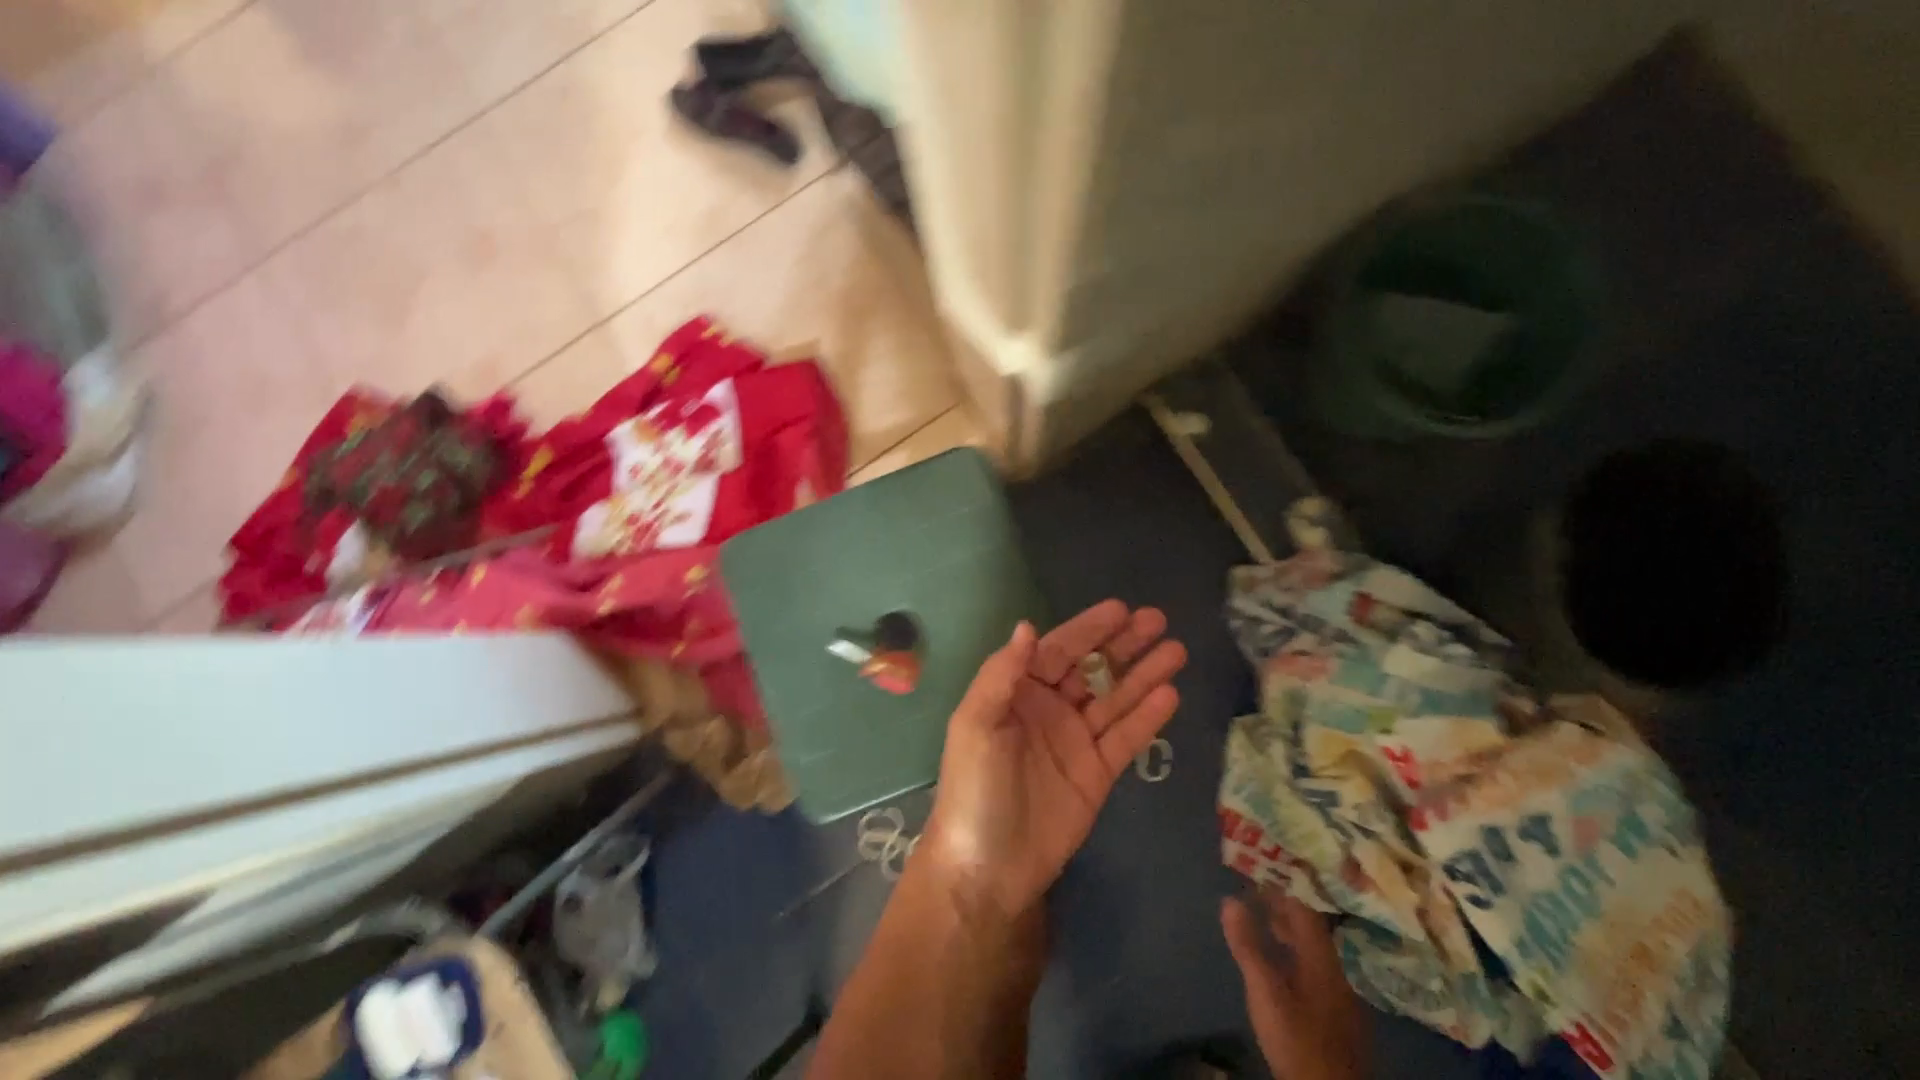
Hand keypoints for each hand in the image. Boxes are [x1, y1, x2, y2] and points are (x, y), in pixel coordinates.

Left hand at [918, 600, 1185, 916]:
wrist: (987, 865)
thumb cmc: (974, 788)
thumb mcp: (976, 725)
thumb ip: (1002, 675)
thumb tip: (1027, 625)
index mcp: (1016, 693)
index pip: (1057, 651)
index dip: (1088, 629)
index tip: (1121, 609)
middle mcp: (1048, 710)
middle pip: (1092, 668)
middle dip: (1123, 644)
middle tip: (1158, 620)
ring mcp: (1075, 742)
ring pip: (1115, 699)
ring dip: (1143, 675)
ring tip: (1176, 650)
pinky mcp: (1097, 774)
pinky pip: (1126, 738)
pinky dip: (1147, 717)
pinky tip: (1170, 694)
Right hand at [1222, 892, 1367, 1079]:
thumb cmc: (1296, 1036)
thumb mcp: (1265, 990)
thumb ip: (1248, 946)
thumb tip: (1230, 900)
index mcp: (1321, 958)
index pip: (1304, 910)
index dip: (1281, 891)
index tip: (1257, 878)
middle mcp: (1336, 969)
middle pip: (1312, 931)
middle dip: (1284, 911)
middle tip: (1256, 899)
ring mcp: (1340, 993)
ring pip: (1314, 952)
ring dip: (1290, 935)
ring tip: (1264, 927)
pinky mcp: (1337, 1014)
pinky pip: (1316, 970)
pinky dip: (1296, 957)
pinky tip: (1283, 969)